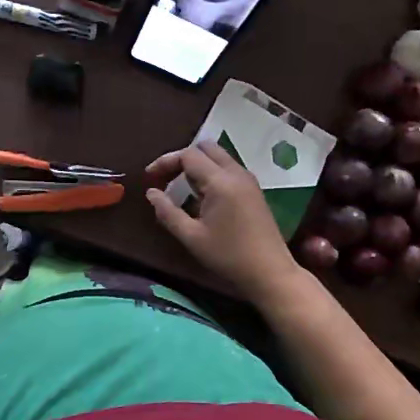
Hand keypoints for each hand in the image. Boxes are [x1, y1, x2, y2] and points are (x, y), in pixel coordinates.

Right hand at [144, 142, 300, 301]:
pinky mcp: (254, 189)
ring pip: (218, 156)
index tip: (150, 177)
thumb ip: (167, 212)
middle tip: (166, 178)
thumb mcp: (191, 237)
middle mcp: (236, 173)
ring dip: (197, 164)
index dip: (166, 161)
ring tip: (180, 187)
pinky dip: (211, 172)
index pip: (189, 155)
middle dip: (182, 158)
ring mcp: (248, 180)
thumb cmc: (228, 256)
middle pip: (206, 147)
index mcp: (220, 182)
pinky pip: (228, 168)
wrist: (270, 272)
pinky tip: (201, 195)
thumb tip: (151, 193)